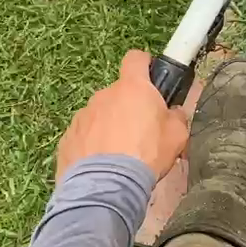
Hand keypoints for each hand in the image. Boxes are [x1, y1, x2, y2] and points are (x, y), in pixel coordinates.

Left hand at [55, 50, 190, 181]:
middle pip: (119, 93)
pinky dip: (93, 145)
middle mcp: (104, 95)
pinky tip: (102, 166)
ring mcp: (82, 116)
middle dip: (129, 107)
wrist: (106, 187)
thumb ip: (177, 116)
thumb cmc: (147, 154)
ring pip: (100, 114)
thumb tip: (174, 112)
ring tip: (120, 155)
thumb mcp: (178, 135)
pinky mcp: (67, 138)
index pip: (135, 58)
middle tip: (142, 132)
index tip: (151, 78)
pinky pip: (84, 135)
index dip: (144, 65)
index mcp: (133, 87)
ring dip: (109, 127)